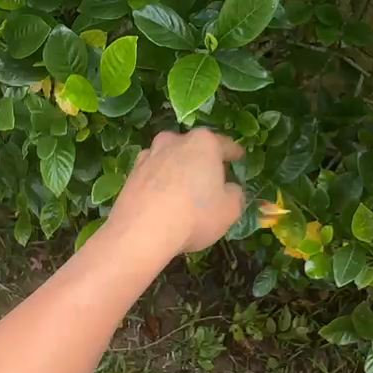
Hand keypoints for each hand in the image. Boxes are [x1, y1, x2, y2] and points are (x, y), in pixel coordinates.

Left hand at [103, 128, 245, 255]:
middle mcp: (175, 141)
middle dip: (203, 158)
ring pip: (171, 156)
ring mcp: (150, 155)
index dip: (234, 153)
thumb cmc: (194, 216)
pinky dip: (159, 180)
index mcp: (204, 143)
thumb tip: (229, 189)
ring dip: (178, 166)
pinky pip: (153, 172)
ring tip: (183, 187)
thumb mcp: (230, 210)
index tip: (239, 157)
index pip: (225, 145)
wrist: (141, 232)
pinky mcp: (132, 172)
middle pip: (195, 146)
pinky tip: (162, 197)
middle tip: (211, 177)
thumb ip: (235, 194)